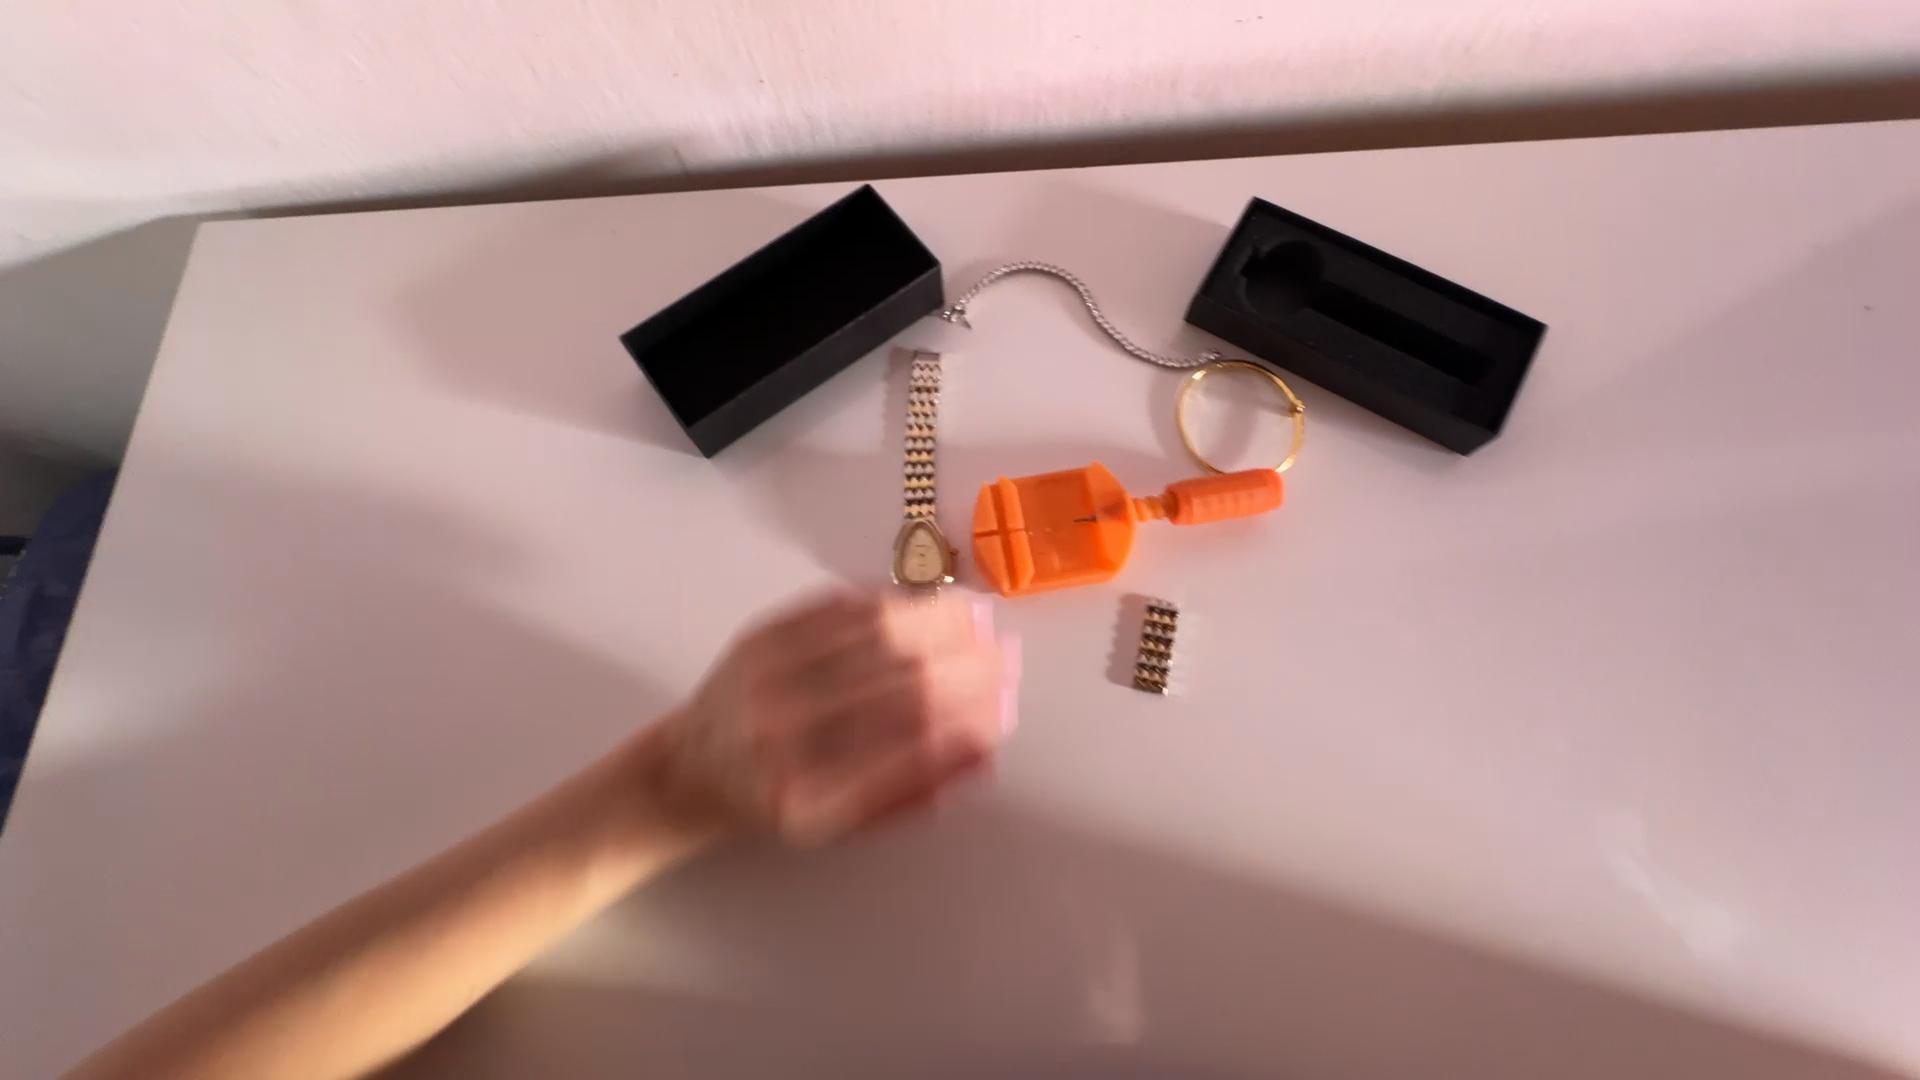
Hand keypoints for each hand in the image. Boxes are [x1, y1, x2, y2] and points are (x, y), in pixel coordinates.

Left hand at [648, 591, 1019, 844]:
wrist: (688, 769)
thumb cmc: (771, 802)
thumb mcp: (837, 824)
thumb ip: (911, 794)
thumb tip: (984, 755)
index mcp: (807, 795)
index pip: (908, 750)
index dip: (967, 723)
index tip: (1007, 705)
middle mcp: (785, 733)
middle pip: (897, 685)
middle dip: (965, 667)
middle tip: (1007, 655)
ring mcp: (768, 676)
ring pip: (873, 634)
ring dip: (937, 622)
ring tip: (980, 618)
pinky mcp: (761, 634)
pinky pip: (838, 606)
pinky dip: (891, 600)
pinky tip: (926, 601)